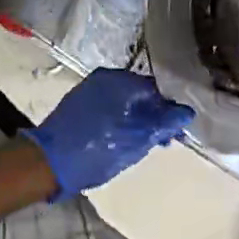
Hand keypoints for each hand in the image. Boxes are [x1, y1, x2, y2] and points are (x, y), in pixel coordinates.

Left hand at [22, 68, 194, 200]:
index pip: (155, 88)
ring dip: (139, 119)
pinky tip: (126, 139)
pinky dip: (123, 119)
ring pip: (125, 100)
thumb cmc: (97, 149)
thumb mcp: (137, 139)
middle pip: (139, 92)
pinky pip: (110, 104)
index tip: (178, 132)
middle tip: (165, 141)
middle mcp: (103, 78)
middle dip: (155, 115)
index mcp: (118, 80)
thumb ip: (164, 123)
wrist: (50, 160)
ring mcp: (90, 88)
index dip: (170, 110)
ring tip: (148, 144)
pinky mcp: (81, 102)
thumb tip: (187, 112)